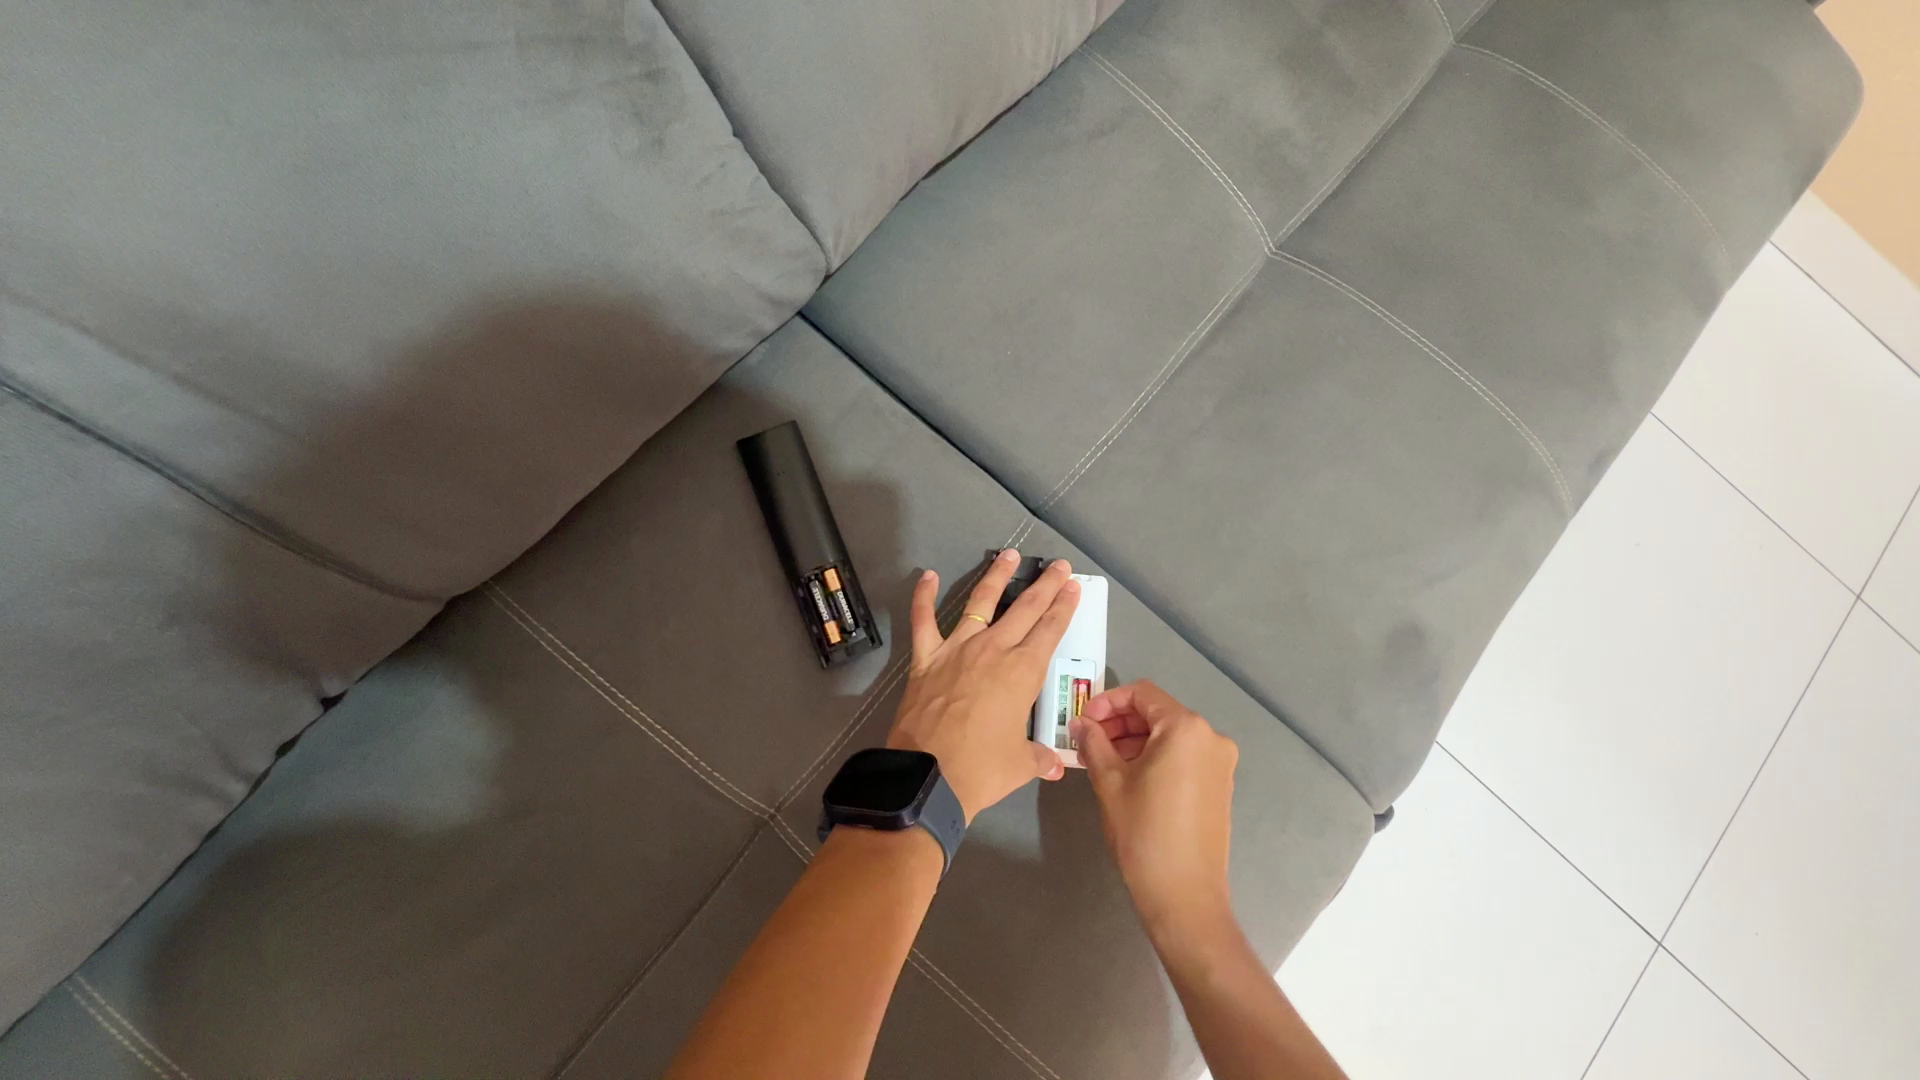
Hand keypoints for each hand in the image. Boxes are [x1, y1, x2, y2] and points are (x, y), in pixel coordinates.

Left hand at [887, 549, 1080, 822]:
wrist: (928, 776)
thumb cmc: (981, 769)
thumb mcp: (1019, 764)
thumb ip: (1039, 757)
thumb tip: (1055, 764)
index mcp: (1023, 671)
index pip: (1050, 630)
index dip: (1064, 606)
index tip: (1073, 586)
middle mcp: (994, 650)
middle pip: (1025, 609)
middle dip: (1045, 585)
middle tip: (1058, 565)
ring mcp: (957, 649)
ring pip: (981, 602)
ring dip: (997, 577)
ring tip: (1009, 555)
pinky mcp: (926, 658)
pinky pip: (923, 621)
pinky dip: (923, 597)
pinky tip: (928, 575)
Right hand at [1071, 680, 1238, 936]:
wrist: (1184, 895)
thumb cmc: (1144, 832)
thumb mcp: (1109, 781)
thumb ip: (1093, 742)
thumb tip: (1081, 723)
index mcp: (1186, 728)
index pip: (1142, 694)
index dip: (1108, 701)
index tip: (1084, 720)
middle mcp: (1211, 737)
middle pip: (1158, 713)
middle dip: (1120, 722)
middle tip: (1088, 741)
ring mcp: (1220, 763)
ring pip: (1170, 735)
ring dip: (1135, 740)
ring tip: (1102, 761)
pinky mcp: (1220, 785)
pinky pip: (1183, 756)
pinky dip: (1155, 757)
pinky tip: (1128, 777)